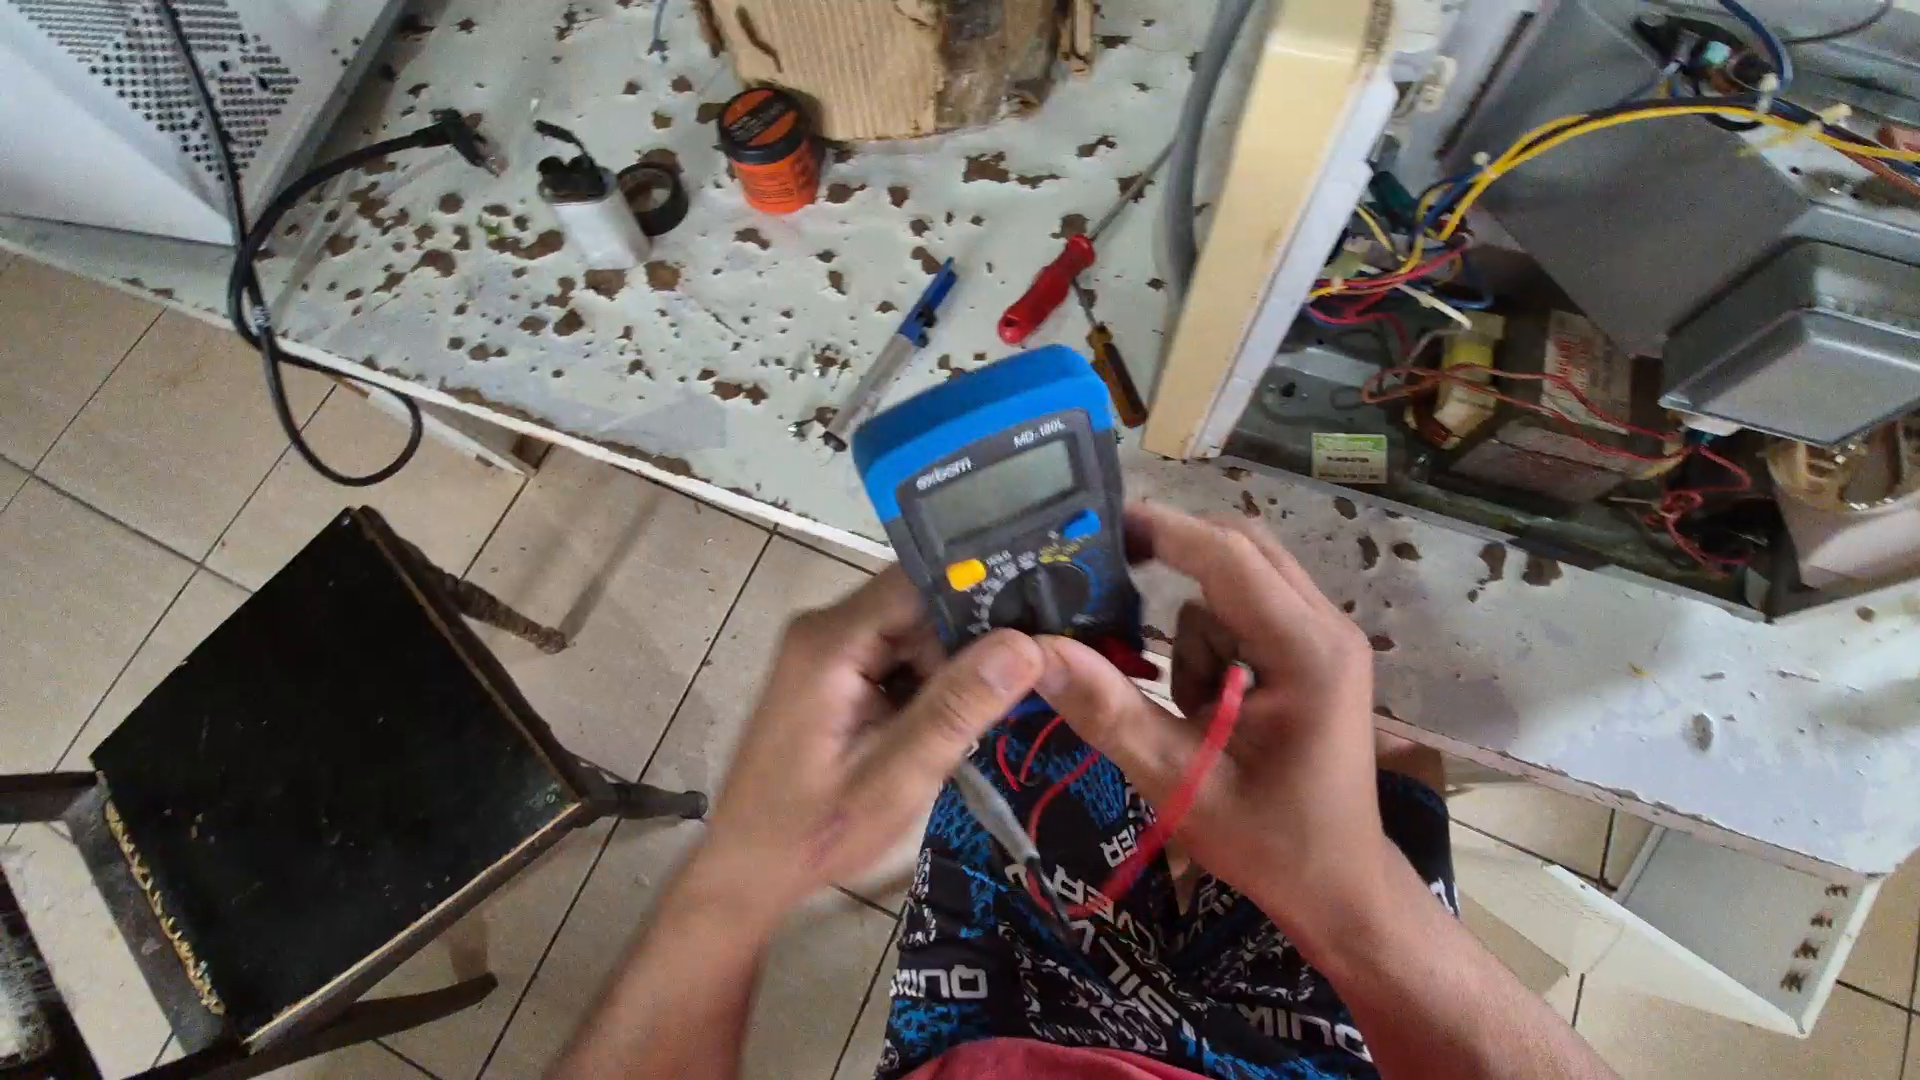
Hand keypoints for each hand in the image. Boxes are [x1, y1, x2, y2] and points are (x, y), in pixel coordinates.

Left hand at [694, 568, 1044, 930]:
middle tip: (1015, 686)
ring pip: (913, 630)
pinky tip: (939, 724)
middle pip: (918, 605)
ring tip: (977, 716)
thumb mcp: (898, 776)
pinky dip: (927, 682)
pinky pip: (896, 654)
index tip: (1035, 622)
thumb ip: (958, 706)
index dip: (979, 594)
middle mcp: (826, 628)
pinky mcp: (834, 670)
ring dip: (949, 668)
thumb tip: (1027, 644)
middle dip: (967, 642)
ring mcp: (827, 647)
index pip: (919, 582)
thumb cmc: (816, 830)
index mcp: (831, 641)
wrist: (750, 867)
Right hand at [1034, 503, 1390, 947]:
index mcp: (1305, 652)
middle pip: (1240, 547)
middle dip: (1174, 557)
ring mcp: (1322, 637)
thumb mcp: (1178, 782)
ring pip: (1236, 581)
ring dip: (1192, 625)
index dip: (1161, 528)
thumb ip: (1108, 712)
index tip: (1096, 522)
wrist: (1339, 888)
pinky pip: (1242, 612)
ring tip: (1186, 705)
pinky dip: (1208, 641)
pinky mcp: (1310, 651)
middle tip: (1109, 581)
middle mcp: (1324, 627)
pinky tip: (1206, 705)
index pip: (1228, 556)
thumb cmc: (1269, 842)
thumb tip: (1036, 653)